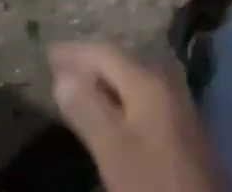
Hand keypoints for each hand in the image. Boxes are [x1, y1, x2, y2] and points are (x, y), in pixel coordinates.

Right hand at [48, 42, 225, 191]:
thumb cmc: (153, 180)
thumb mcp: (113, 148)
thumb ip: (87, 109)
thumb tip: (62, 76)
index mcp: (148, 81)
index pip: (106, 52)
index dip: (75, 52)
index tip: (48, 54)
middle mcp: (166, 82)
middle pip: (123, 61)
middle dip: (91, 62)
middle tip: (62, 68)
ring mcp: (178, 103)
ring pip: (135, 78)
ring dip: (108, 79)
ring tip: (83, 86)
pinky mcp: (183, 126)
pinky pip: (145, 95)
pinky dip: (123, 95)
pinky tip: (114, 110)